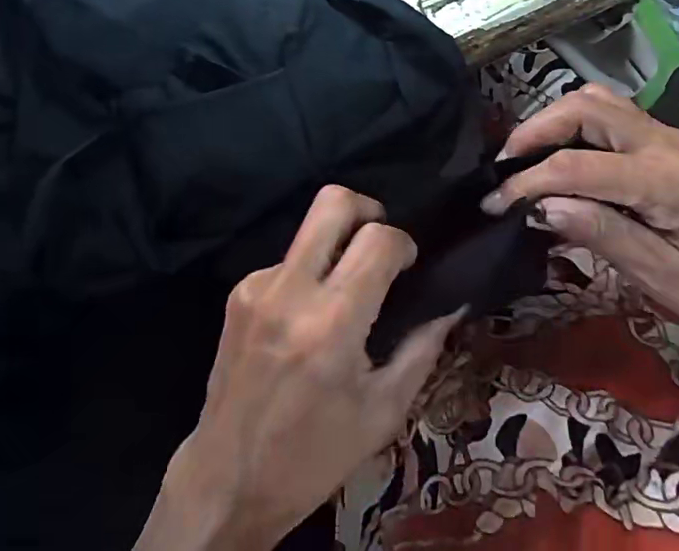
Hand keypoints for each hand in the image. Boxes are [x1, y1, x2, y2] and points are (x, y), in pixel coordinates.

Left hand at [135, 185, 462, 550]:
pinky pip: (286, 263)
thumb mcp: (382, 412)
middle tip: (379, 242)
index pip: (377, 240)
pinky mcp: (237, 292)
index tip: (408, 264)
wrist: (229, 476)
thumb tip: (449, 304)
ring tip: (342, 295)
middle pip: (332, 201)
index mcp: (332, 324)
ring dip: (334, 249)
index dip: (403, 242)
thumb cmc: (315, 455)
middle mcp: (290, 290)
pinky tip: (306, 320)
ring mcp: (257, 286)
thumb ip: (421, 348)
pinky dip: (306, 277)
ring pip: (308, 231)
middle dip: (367, 208)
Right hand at [481, 85, 678, 342]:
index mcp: (666, 182)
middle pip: (583, 107)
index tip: (494, 203)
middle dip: (534, 131)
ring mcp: (664, 134)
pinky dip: (571, 122)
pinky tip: (557, 152)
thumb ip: (600, 233)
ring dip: (551, 120)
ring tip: (525, 157)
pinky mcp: (659, 138)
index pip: (577, 167)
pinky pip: (605, 110)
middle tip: (504, 167)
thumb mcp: (659, 276)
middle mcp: (664, 143)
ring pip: (593, 99)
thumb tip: (540, 206)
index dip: (528, 182)